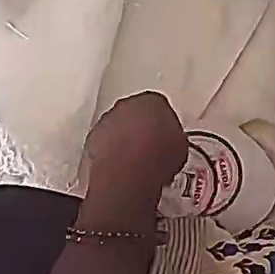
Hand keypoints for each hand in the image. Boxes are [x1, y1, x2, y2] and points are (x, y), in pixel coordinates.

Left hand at [81, 92, 188, 212]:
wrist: (130, 173)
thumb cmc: (157, 157)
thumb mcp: (181, 146)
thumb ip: (174, 137)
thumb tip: (172, 145)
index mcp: (153, 100)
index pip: (160, 106)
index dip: (164, 124)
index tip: (166, 136)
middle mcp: (128, 105)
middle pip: (136, 113)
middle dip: (143, 127)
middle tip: (152, 146)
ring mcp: (108, 120)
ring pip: (119, 126)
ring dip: (126, 139)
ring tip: (137, 160)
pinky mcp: (94, 137)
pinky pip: (105, 142)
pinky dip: (112, 151)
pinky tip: (123, 166)